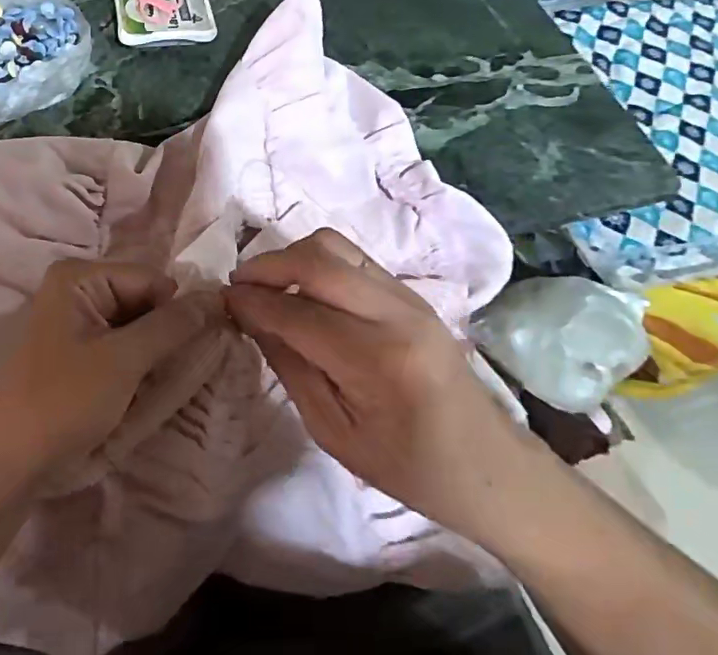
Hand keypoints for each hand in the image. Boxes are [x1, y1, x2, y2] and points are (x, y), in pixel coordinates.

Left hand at [0, 260, 218, 492]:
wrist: (17, 457)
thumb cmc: (66, 400)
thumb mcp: (124, 360)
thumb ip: (172, 326)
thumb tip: (217, 298)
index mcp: (79, 276)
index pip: (151, 278)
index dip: (178, 309)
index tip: (203, 346)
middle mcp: (77, 288)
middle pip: (144, 298)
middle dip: (167, 330)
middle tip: (180, 368)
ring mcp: (78, 319)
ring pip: (138, 324)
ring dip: (156, 350)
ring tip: (161, 380)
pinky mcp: (81, 349)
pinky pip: (125, 343)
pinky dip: (141, 362)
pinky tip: (145, 386)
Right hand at [224, 230, 550, 537]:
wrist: (495, 471)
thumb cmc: (411, 468)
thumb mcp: (334, 433)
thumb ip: (289, 367)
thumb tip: (249, 317)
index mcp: (378, 361)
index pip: (295, 310)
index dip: (251, 300)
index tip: (222, 300)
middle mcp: (396, 315)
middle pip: (316, 258)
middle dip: (266, 265)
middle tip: (239, 286)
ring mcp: (409, 298)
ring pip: (334, 246)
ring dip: (291, 257)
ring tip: (268, 285)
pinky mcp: (412, 294)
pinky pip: (352, 258)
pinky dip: (316, 263)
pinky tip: (302, 291)